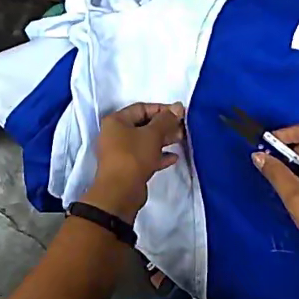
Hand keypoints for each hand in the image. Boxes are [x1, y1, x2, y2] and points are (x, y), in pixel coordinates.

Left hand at [84, 102, 185, 220]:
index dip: (162, 109)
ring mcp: (121, 152)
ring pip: (145, 141)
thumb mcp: (152, 134)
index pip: (141, 108)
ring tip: (180, 140)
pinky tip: (173, 158)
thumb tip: (178, 106)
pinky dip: (158, 155)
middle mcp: (115, 134)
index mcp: (116, 121)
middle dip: (164, 125)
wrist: (120, 191)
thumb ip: (166, 119)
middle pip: (143, 125)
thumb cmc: (133, 156)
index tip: (180, 113)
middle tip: (182, 128)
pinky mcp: (128, 167)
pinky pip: (145, 157)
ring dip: (163, 140)